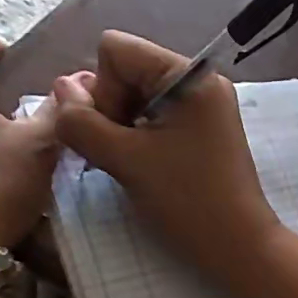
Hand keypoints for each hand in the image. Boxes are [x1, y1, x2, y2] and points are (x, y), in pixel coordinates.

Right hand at [52, 31, 279, 275]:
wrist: (238, 247)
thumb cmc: (186, 201)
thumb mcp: (126, 160)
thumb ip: (83, 123)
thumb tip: (59, 88)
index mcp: (188, 75)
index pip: (116, 50)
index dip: (103, 90)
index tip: (117, 134)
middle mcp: (198, 82)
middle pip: (127, 72)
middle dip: (111, 110)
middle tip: (119, 155)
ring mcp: (203, 108)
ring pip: (137, 98)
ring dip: (121, 129)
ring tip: (130, 166)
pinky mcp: (203, 133)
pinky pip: (156, 119)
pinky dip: (139, 140)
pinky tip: (143, 169)